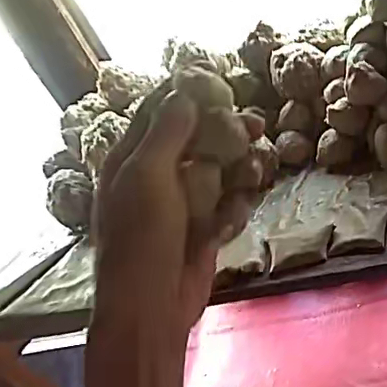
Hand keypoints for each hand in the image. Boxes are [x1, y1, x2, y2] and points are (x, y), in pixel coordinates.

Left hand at [92, 90, 253, 330]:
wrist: (151, 304)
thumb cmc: (141, 237)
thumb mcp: (147, 175)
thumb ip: (167, 132)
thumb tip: (185, 93)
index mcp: (131, 160)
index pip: (158, 113)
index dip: (187, 96)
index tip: (219, 82)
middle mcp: (157, 177)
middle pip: (197, 142)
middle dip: (227, 134)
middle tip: (256, 126)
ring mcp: (183, 205)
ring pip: (219, 174)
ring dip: (239, 172)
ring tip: (256, 171)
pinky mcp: (204, 230)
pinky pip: (227, 208)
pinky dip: (233, 212)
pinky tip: (228, 223)